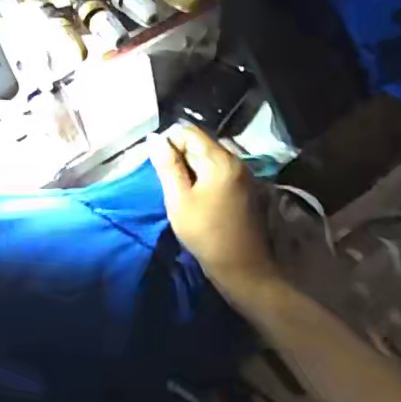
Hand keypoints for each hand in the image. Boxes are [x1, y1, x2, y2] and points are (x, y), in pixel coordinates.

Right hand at [150, 122, 279, 297]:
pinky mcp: (245, 187)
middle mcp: (236, 160)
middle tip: (169, 182)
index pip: (189, 132)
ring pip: (208, 157)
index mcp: (220, 160)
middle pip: (200, 143)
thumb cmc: (206, 234)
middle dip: (180, 156)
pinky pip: (218, 170)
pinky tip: (197, 198)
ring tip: (181, 191)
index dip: (170, 143)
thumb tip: (155, 139)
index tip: (160, 167)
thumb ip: (167, 166)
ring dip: (191, 167)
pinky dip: (204, 176)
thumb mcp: (179, 200)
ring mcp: (243, 174)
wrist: (243, 269)